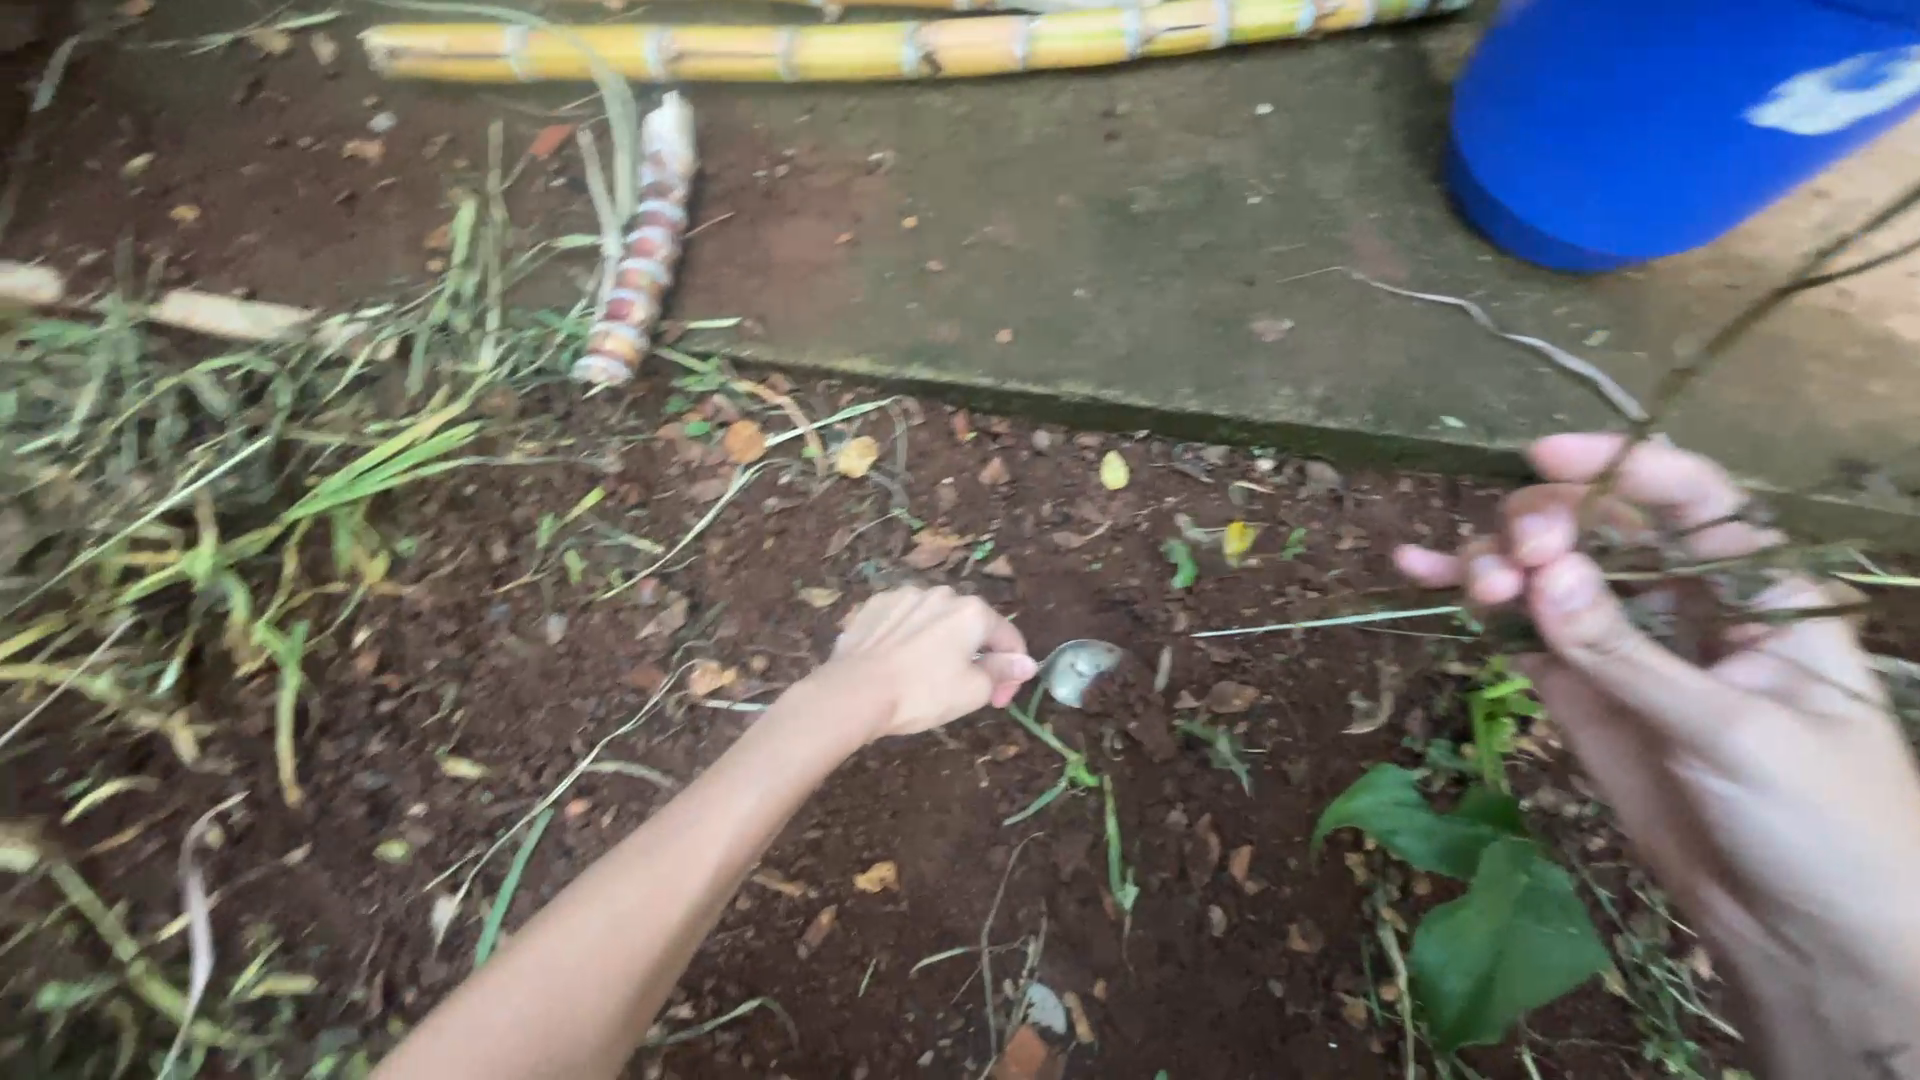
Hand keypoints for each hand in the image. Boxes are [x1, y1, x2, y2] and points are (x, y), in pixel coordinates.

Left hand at [810, 586, 1035, 740]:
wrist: (854, 691)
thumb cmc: (922, 693)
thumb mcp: (973, 691)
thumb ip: (1003, 672)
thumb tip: (1026, 662)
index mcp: (972, 611)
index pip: (1008, 638)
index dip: (1011, 673)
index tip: (999, 700)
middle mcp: (941, 594)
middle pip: (971, 626)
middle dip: (975, 656)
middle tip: (963, 690)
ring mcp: (904, 595)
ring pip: (935, 621)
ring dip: (940, 645)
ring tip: (924, 677)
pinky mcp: (875, 605)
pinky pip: (903, 621)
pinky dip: (907, 639)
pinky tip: (897, 664)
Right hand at [1394, 434, 1919, 1073]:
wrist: (1801, 931)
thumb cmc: (1825, 826)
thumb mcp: (1736, 734)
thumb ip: (1629, 655)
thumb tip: (1544, 578)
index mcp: (1756, 596)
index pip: (1690, 503)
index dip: (1621, 468)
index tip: (1545, 457)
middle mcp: (1677, 604)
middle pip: (1595, 529)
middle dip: (1543, 524)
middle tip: (1515, 558)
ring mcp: (1614, 643)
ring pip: (1540, 573)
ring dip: (1493, 561)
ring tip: (1470, 584)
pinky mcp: (1568, 685)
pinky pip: (1512, 628)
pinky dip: (1466, 601)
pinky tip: (1417, 572)